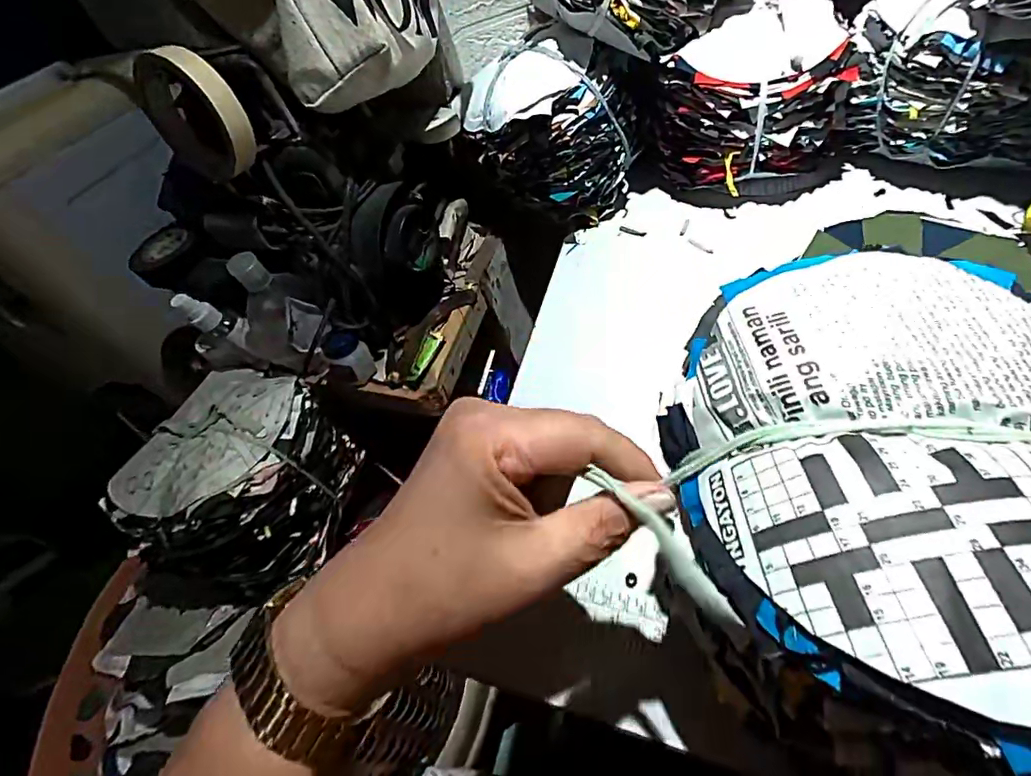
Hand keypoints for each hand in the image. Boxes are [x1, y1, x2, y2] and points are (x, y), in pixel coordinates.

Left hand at [270, 401, 667, 715]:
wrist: (364, 619)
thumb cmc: (445, 595)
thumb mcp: (534, 566)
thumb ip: (603, 525)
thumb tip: (662, 496)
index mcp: (492, 431)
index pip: (585, 433)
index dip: (631, 463)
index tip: (666, 498)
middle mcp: (485, 411)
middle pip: (571, 435)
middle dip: (601, 479)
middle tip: (628, 522)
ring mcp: (475, 423)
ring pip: (557, 445)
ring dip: (572, 487)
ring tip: (555, 534)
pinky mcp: (473, 441)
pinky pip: (534, 453)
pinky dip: (549, 487)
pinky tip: (532, 523)